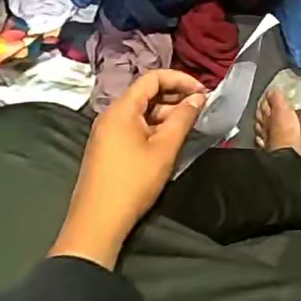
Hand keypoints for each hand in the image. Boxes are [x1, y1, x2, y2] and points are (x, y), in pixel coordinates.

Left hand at [49, 70, 205, 269]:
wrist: (97, 223)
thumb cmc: (133, 181)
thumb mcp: (165, 148)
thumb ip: (183, 117)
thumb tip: (198, 97)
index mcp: (122, 109)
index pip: (153, 78)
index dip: (180, 79)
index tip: (202, 92)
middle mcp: (111, 115)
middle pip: (147, 93)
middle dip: (175, 96)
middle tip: (200, 109)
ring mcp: (107, 132)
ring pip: (142, 111)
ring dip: (167, 113)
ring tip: (189, 126)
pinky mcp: (107, 147)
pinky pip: (134, 126)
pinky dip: (154, 127)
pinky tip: (170, 141)